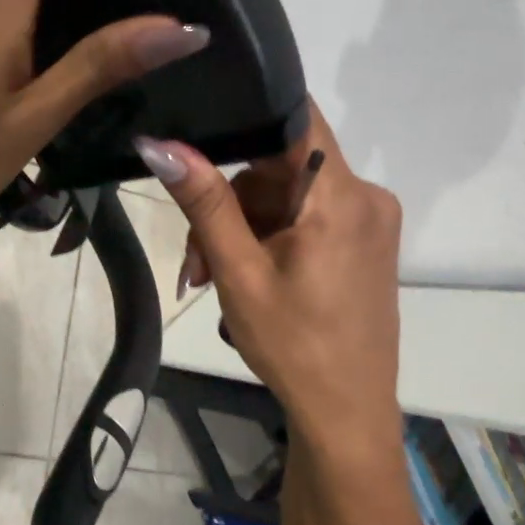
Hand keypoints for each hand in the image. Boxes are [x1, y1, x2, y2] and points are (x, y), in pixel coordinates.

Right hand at [135, 104, 403, 434]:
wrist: (344, 412)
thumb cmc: (293, 343)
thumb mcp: (238, 271)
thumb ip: (203, 202)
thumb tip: (159, 145)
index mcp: (341, 197)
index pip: (296, 117)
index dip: (245, 113)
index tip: (196, 127)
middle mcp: (365, 197)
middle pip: (279, 166)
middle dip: (227, 202)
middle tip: (194, 258)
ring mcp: (366, 222)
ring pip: (283, 196)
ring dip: (239, 227)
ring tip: (207, 277)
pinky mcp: (359, 243)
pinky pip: (301, 218)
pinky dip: (264, 239)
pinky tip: (238, 275)